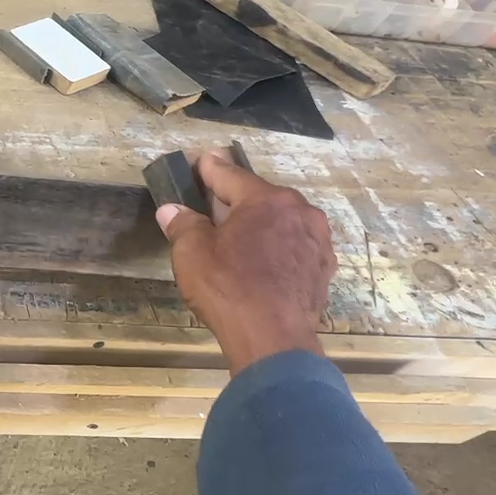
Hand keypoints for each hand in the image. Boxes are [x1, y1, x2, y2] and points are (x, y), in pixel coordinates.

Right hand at [156, 151, 334, 373]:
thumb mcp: (191, 253)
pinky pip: (293, 246)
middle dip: (235, 199)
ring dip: (258, 224)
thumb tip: (172, 209)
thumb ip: (183, 225)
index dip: (211, 168)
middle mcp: (299, 211)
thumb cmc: (228, 287)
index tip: (202, 159)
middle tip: (212, 203)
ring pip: (280, 222)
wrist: (272, 336)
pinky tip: (260, 262)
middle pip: (260, 197)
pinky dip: (275, 247)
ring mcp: (318, 239)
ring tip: (237, 236)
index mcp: (267, 200)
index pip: (231, 175)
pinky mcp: (323, 267)